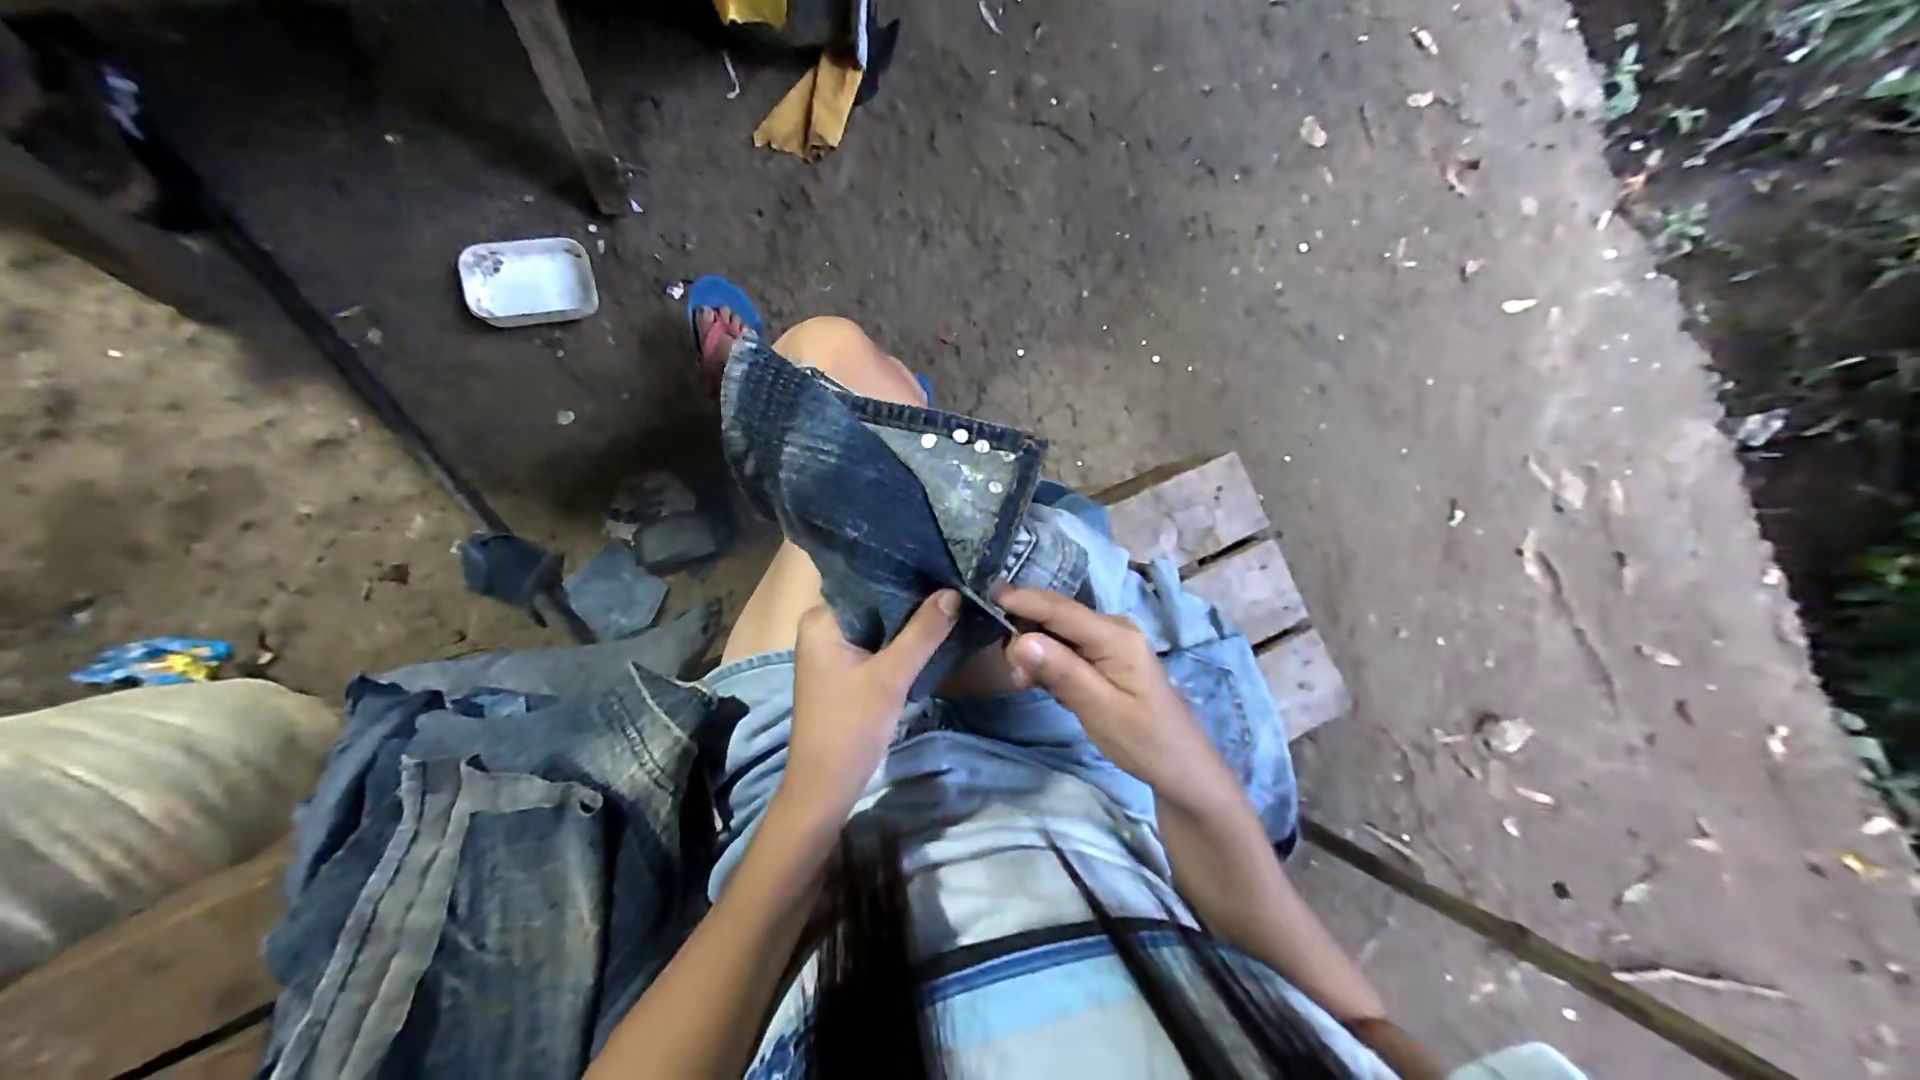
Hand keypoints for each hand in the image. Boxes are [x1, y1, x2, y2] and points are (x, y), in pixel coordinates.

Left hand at [778, 590, 960, 816]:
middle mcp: (824, 627)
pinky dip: (902, 638)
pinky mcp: (847, 668)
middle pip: (873, 599)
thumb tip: (954, 592)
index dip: (900, 568)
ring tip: (949, 595)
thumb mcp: (890, 677)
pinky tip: (933, 629)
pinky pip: (878, 641)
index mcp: (822, 619)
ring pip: (878, 621)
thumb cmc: (849, 726)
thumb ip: (922, 633)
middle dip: (910, 592)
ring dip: (909, 616)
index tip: (938, 558)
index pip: (862, 577)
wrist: (826, 786)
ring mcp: (834, 649)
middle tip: (951, 574)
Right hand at [996, 586, 1238, 811]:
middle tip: (1008, 669)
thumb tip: (1020, 641)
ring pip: (1058, 632)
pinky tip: (1037, 682)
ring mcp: (1109, 642)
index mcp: (1116, 636)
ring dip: (1034, 649)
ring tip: (1022, 683)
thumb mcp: (1100, 710)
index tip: (988, 595)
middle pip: (1057, 616)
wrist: (1180, 768)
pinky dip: (1046, 660)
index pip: (1061, 609)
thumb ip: (1062, 672)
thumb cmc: (1144, 741)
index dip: (1024, 600)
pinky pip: (1066, 647)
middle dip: (1025, 630)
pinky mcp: (1104, 658)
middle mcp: (1113, 629)